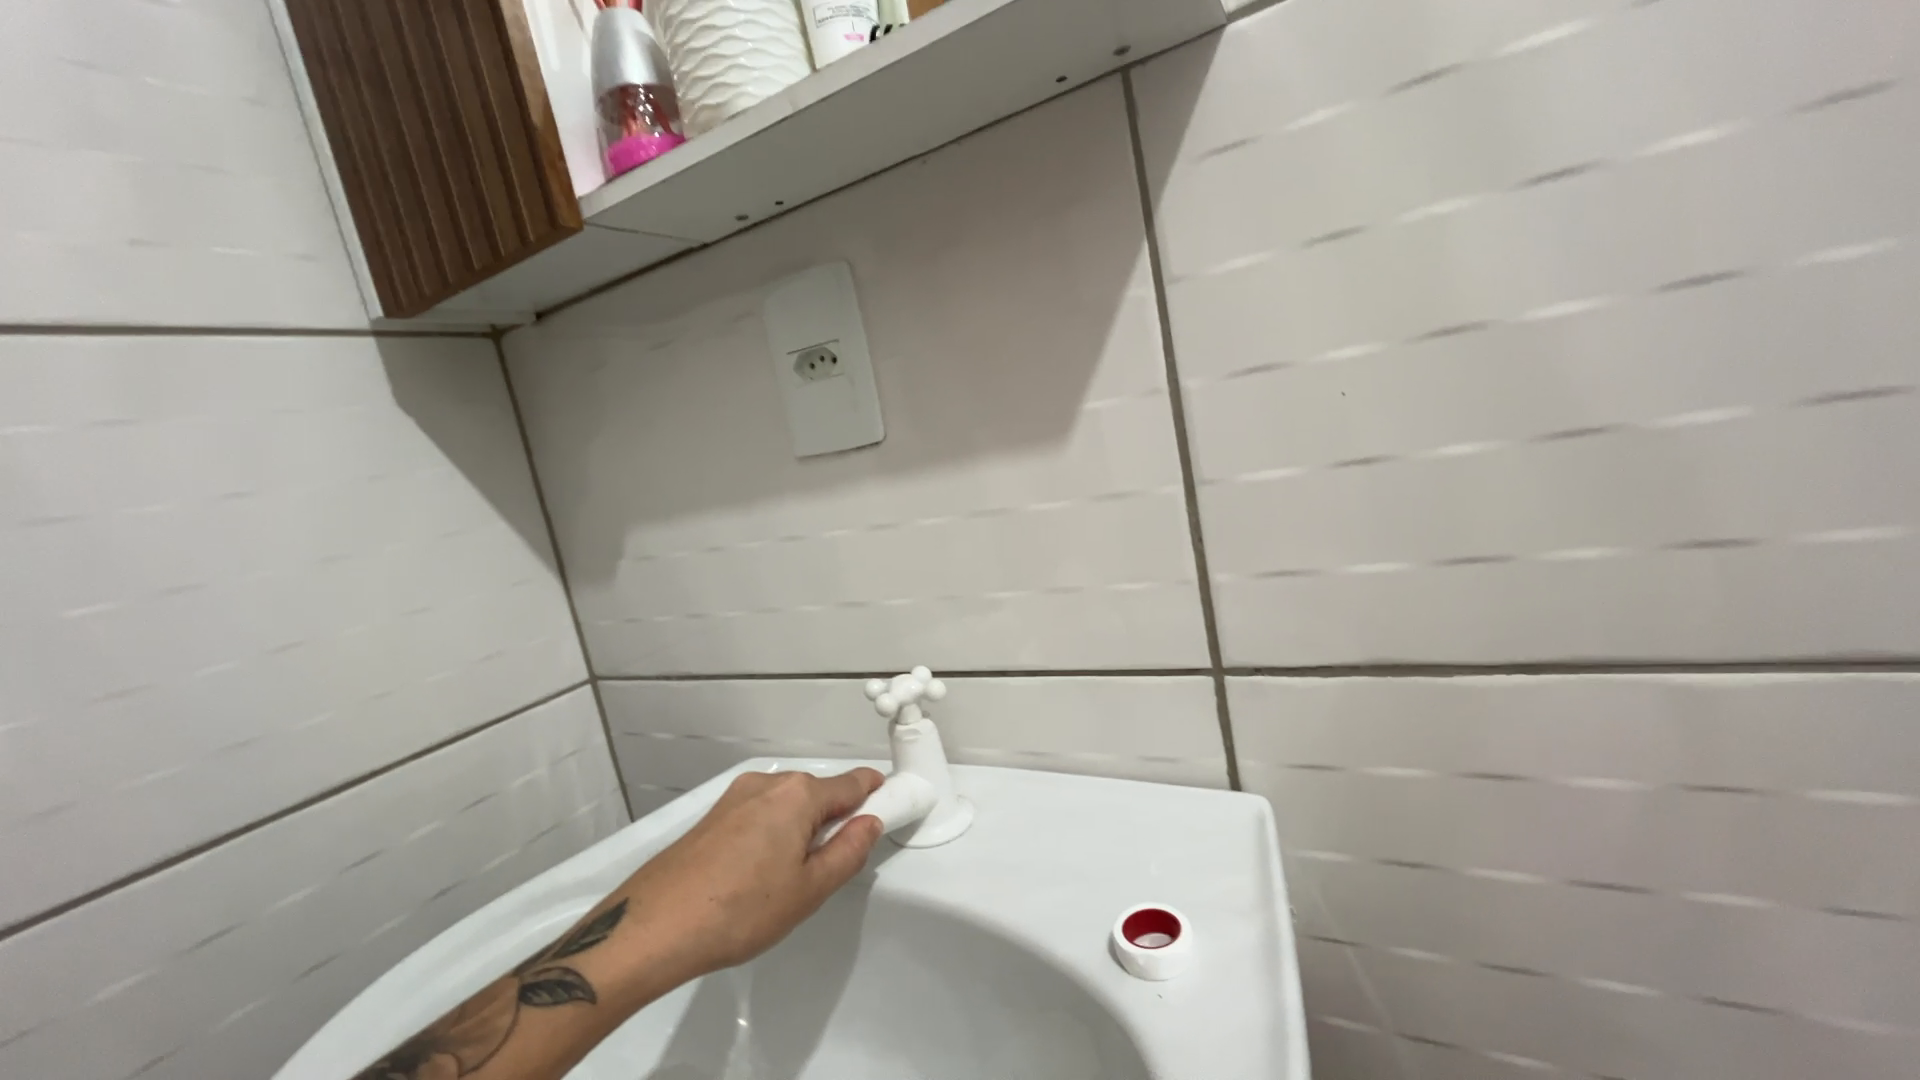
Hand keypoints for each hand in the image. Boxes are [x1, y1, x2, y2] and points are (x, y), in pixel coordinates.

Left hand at [624, 767, 886, 977]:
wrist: (653, 926)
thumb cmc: (741, 910)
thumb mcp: (810, 890)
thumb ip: (849, 851)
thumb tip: (870, 822)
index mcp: (799, 794)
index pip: (854, 783)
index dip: (876, 796)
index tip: (888, 815)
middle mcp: (768, 783)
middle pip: (819, 794)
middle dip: (834, 821)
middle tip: (829, 870)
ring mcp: (736, 797)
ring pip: (788, 806)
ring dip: (800, 830)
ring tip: (786, 882)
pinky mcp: (713, 815)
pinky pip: (761, 815)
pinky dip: (772, 834)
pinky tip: (756, 876)